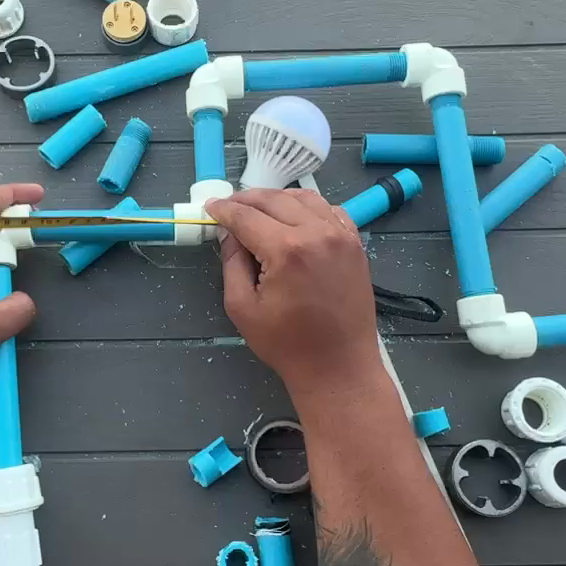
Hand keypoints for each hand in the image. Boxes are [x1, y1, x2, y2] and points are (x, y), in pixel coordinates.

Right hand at [206, 189, 381, 389]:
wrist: (338, 366)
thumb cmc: (286, 344)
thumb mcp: (242, 308)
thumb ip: (232, 264)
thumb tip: (230, 235)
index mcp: (286, 250)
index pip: (246, 217)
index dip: (223, 209)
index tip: (210, 207)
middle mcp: (316, 233)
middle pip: (274, 200)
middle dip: (247, 199)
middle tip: (229, 206)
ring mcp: (341, 236)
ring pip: (304, 199)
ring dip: (277, 199)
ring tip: (258, 208)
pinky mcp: (355, 245)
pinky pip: (330, 211)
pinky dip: (309, 207)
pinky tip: (296, 217)